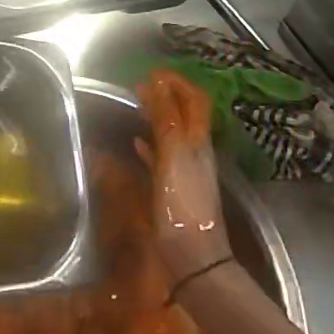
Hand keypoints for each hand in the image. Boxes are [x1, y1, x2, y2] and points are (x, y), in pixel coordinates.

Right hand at [137, 69, 232, 283]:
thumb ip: (165, 121)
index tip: (152, 72)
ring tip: (136, 106)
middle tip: (141, 85)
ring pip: (174, 134)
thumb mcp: (173, 158)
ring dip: (158, 116)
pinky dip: (150, 145)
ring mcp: (187, 172)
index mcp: (198, 142)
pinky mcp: (175, 191)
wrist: (194, 261)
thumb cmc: (182, 208)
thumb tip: (155, 83)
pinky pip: (162, 159)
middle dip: (166, 95)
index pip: (194, 100)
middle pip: (185, 114)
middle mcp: (196, 153)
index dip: (177, 82)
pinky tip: (136, 144)